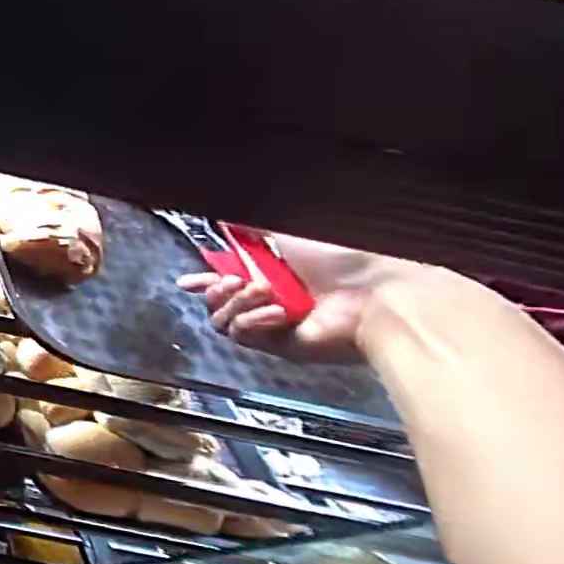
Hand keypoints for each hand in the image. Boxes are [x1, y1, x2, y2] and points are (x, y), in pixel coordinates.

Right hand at [177, 234, 414, 362]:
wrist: (376, 295)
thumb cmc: (339, 260)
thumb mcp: (289, 234)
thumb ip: (251, 229)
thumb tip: (222, 218)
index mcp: (268, 277)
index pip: (221, 283)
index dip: (201, 283)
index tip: (187, 282)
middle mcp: (266, 302)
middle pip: (216, 303)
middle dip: (216, 291)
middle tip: (232, 281)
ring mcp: (271, 326)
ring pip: (223, 320)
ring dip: (236, 303)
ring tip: (262, 291)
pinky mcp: (278, 345)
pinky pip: (245, 335)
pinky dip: (253, 321)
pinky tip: (277, 312)